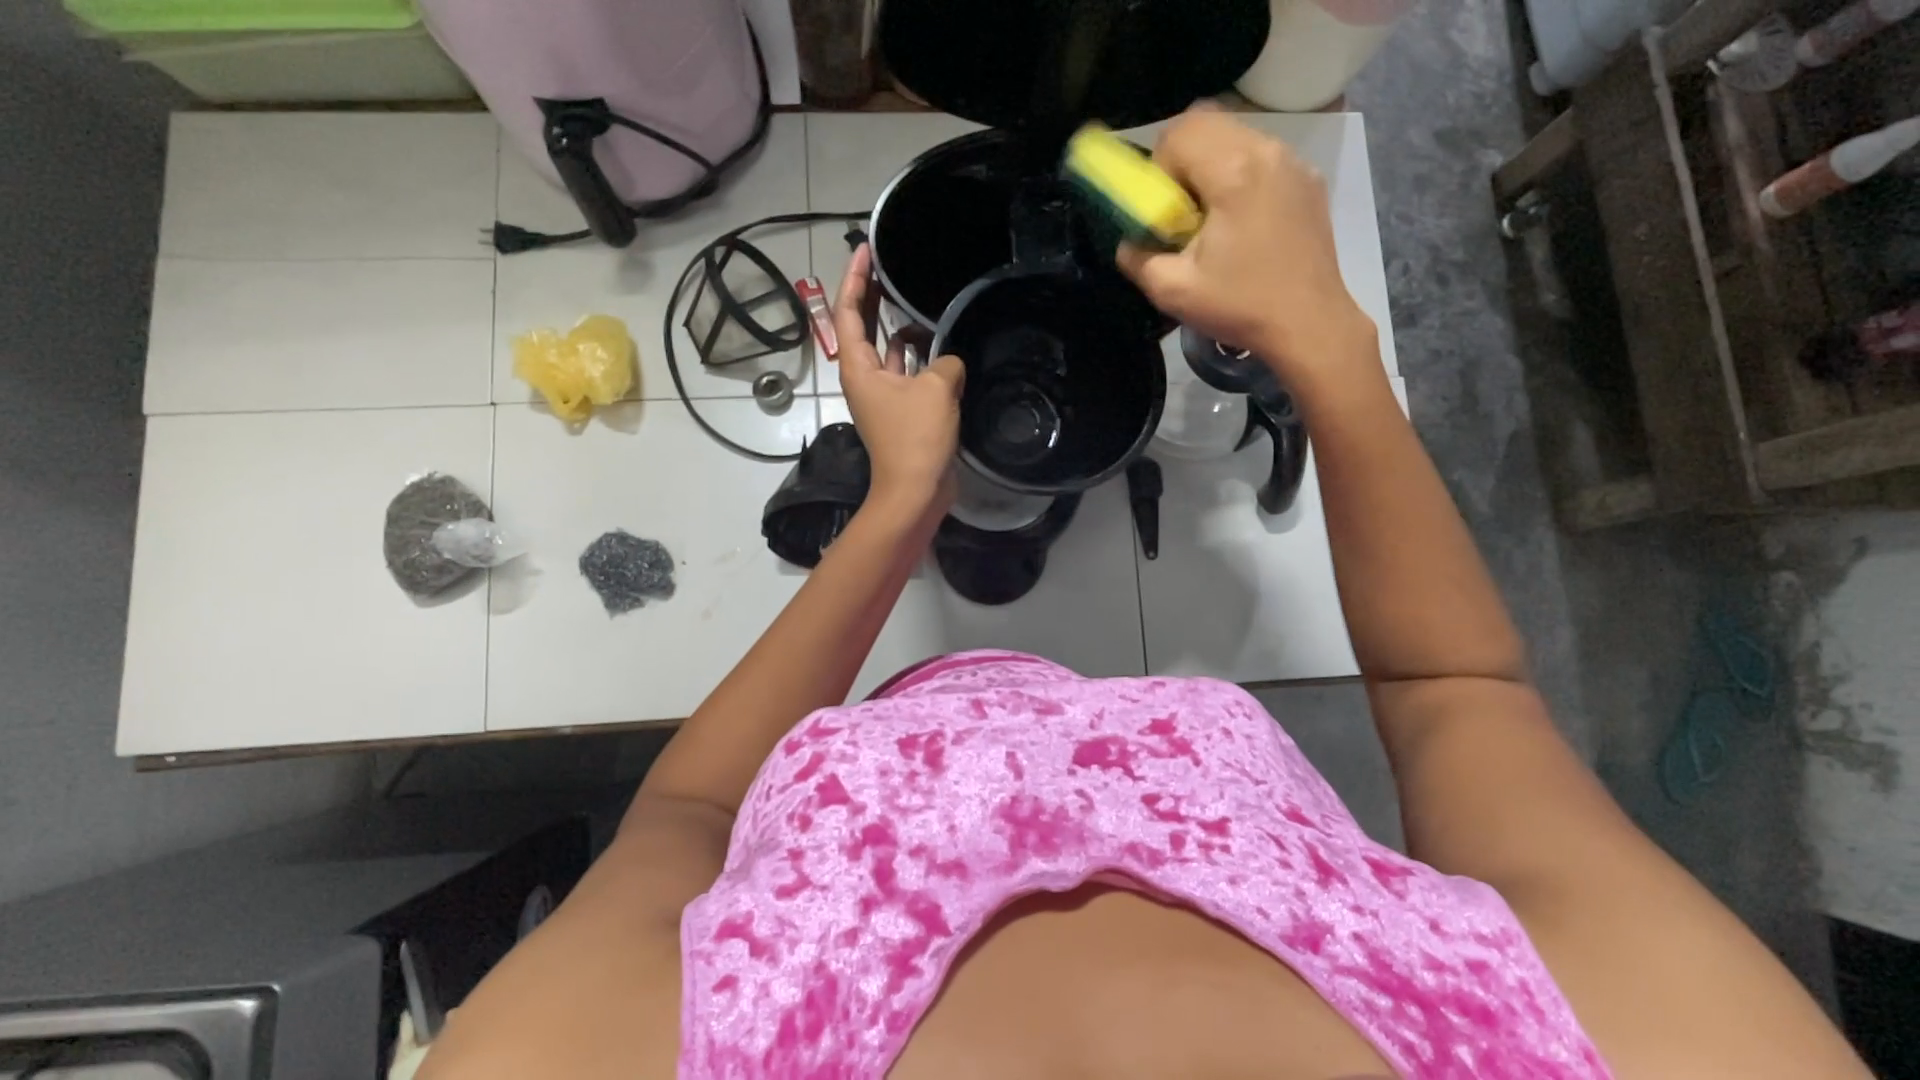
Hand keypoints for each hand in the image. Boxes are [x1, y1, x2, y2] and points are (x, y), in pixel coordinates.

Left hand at [832, 243, 965, 512]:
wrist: (914, 491)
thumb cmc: (915, 437)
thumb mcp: (935, 388)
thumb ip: (945, 362)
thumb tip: (949, 363)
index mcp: (858, 367)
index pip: (848, 311)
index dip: (856, 278)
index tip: (865, 249)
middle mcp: (864, 377)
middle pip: (863, 326)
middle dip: (873, 296)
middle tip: (888, 265)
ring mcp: (882, 395)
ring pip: (888, 350)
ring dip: (899, 326)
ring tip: (917, 299)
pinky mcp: (902, 411)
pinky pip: (907, 372)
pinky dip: (920, 357)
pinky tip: (940, 345)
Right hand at [1117, 105, 1375, 381]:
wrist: (1310, 325)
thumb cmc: (1241, 306)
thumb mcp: (1172, 290)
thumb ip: (1136, 257)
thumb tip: (1129, 241)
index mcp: (1233, 172)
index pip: (1178, 132)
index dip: (1160, 168)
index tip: (1166, 209)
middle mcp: (1266, 151)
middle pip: (1207, 120)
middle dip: (1182, 157)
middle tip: (1183, 207)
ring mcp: (1294, 162)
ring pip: (1235, 133)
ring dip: (1211, 162)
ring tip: (1213, 214)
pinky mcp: (1309, 179)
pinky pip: (1262, 154)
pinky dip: (1241, 172)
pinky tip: (1244, 220)